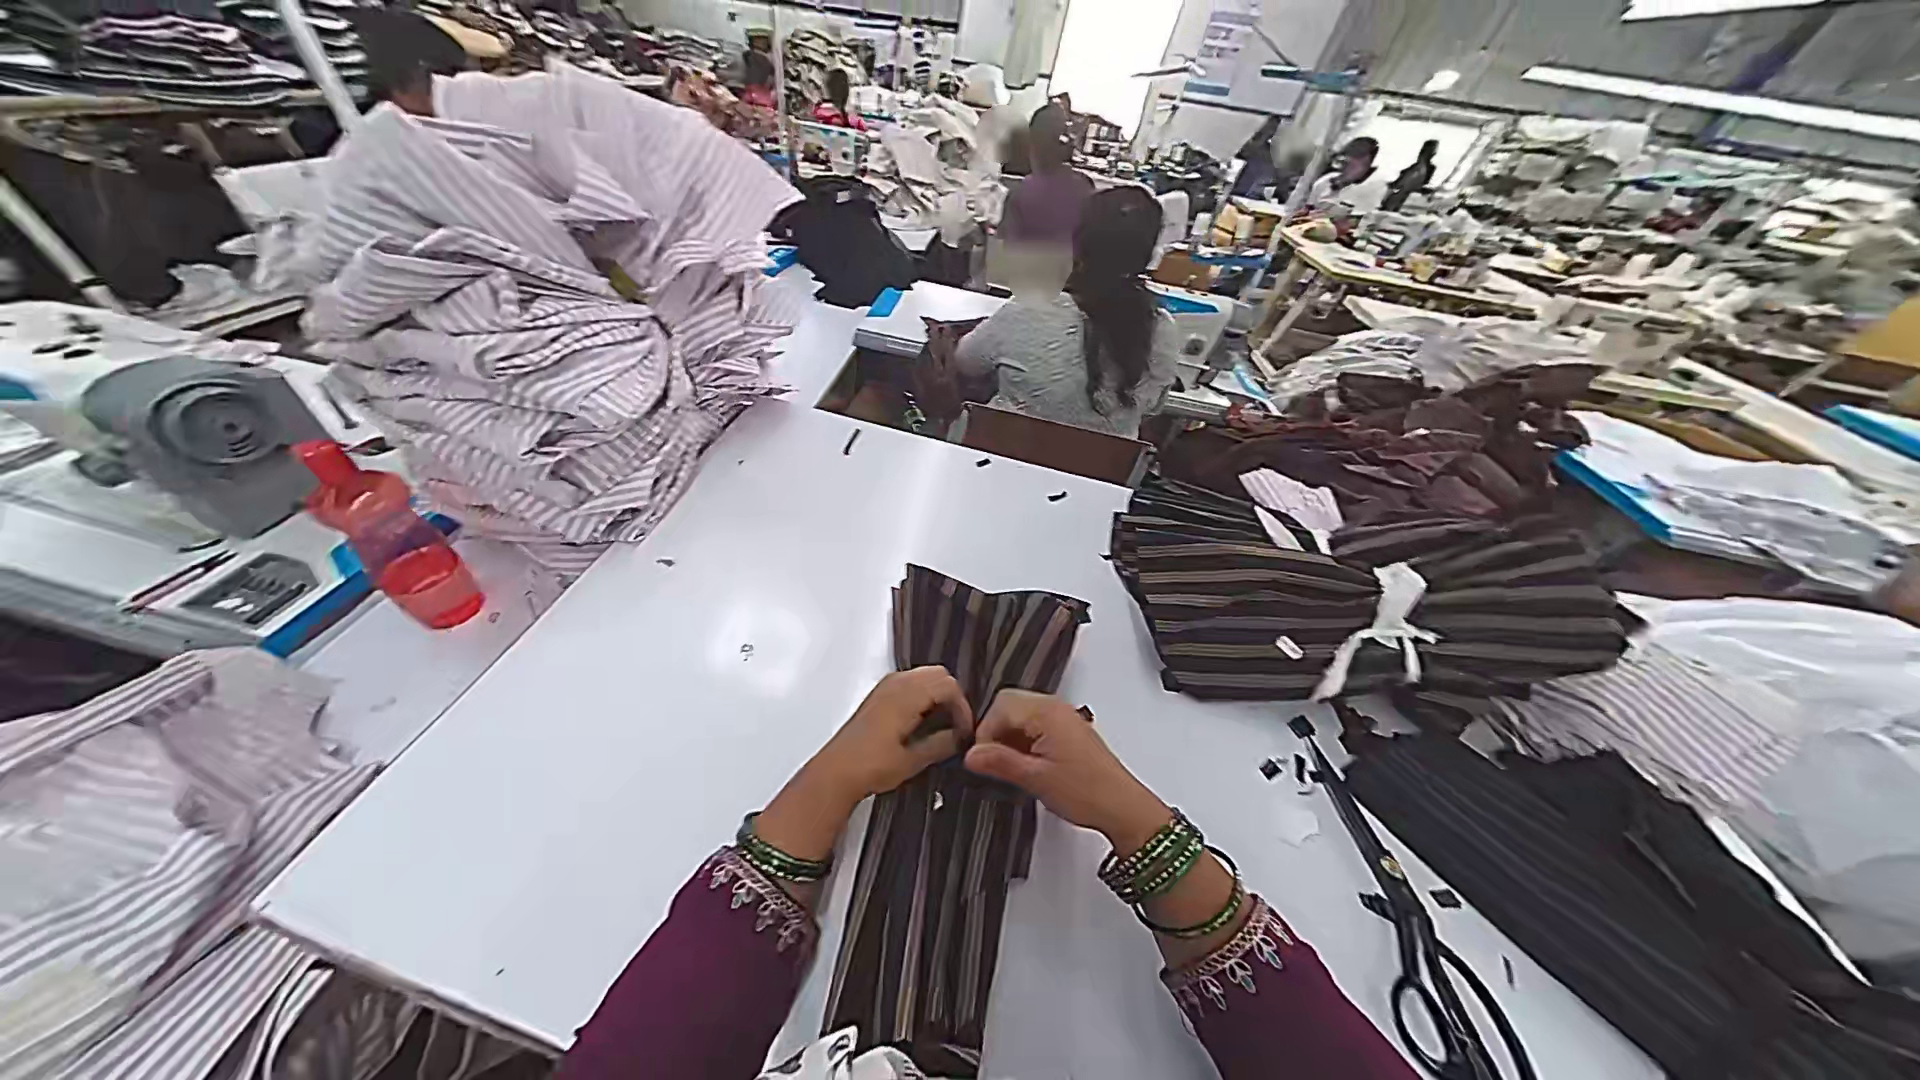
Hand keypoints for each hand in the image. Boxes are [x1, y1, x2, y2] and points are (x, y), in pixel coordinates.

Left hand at [754, 667, 972, 881]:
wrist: (835, 772)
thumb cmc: (867, 765)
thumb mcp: (914, 760)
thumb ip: (942, 744)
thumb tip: (959, 737)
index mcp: (907, 694)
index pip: (949, 686)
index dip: (963, 708)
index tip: (964, 730)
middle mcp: (896, 683)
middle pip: (939, 675)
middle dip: (953, 698)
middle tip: (957, 726)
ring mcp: (886, 686)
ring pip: (925, 676)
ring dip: (938, 695)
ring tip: (942, 725)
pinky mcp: (879, 695)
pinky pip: (910, 682)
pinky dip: (924, 695)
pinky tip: (922, 722)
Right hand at [965, 689, 1171, 853]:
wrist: (1123, 808)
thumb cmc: (1088, 792)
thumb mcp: (1035, 778)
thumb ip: (1000, 762)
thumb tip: (972, 754)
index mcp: (1047, 712)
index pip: (1000, 707)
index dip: (985, 732)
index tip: (981, 758)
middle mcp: (1055, 708)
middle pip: (1009, 705)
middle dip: (995, 732)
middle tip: (991, 761)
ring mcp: (1063, 718)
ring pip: (1021, 715)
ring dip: (1009, 737)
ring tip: (1010, 767)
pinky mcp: (1068, 731)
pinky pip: (1035, 725)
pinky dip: (1024, 741)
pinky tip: (1026, 766)